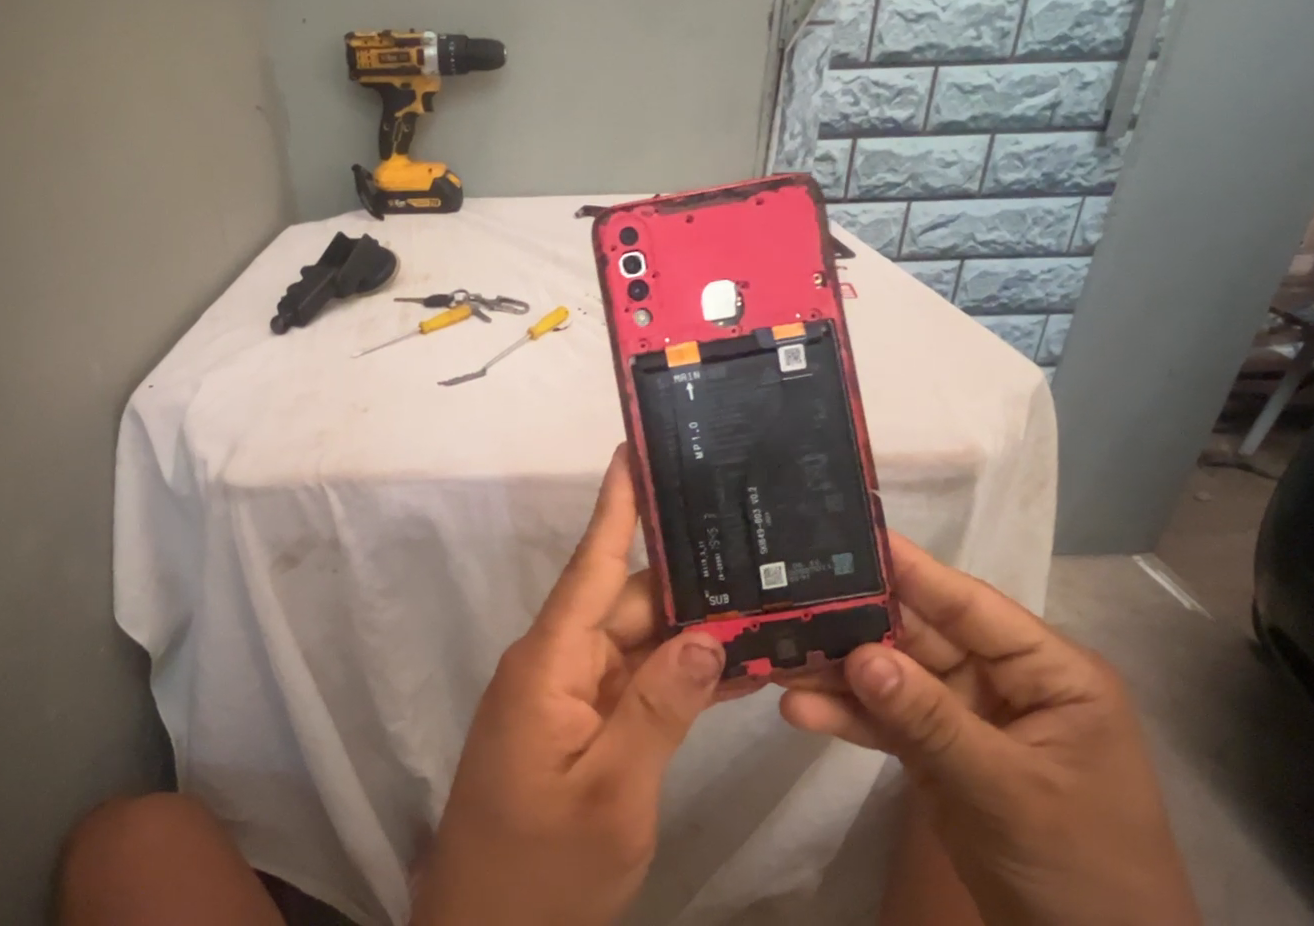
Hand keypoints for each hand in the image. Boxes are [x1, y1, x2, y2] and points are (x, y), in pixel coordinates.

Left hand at [411, 447, 734, 925]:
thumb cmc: (540, 867)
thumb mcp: (611, 792)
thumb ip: (659, 708)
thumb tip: (707, 633)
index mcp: (550, 663)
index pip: (591, 565)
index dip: (617, 506)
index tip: (636, 447)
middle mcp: (558, 665)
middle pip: (631, 604)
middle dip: (693, 582)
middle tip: (763, 551)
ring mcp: (570, 698)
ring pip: (641, 645)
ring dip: (698, 633)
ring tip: (773, 603)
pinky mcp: (582, 728)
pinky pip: (638, 687)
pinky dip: (682, 678)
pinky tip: (741, 668)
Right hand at [779, 533, 1198, 925]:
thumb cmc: (1081, 863)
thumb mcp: (1008, 788)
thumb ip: (931, 719)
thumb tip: (859, 656)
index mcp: (1048, 672)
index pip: (969, 606)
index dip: (910, 571)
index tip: (848, 535)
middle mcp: (1002, 682)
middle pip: (918, 637)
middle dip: (853, 624)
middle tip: (783, 597)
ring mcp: (965, 719)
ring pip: (891, 679)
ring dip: (837, 673)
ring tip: (774, 657)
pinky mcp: (936, 755)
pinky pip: (885, 723)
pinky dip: (845, 718)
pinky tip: (798, 710)